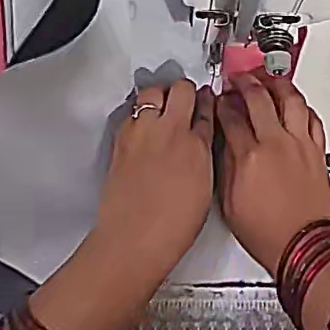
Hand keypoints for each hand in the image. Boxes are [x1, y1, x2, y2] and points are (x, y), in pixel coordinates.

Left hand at [36, 81, 216, 329]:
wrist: (134, 239)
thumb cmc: (170, 227)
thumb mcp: (204, 191)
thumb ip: (203, 159)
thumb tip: (199, 146)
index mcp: (199, 147)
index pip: (207, 109)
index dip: (207, 103)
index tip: (207, 101)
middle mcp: (172, 133)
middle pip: (181, 90)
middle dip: (184, 90)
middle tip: (184, 98)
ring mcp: (145, 133)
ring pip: (153, 93)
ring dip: (159, 95)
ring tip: (161, 105)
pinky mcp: (122, 139)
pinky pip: (133, 112)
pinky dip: (139, 112)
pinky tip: (143, 125)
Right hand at [216, 71, 329, 275]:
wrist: (303, 246)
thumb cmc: (269, 232)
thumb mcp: (230, 202)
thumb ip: (226, 166)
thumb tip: (223, 144)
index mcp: (249, 156)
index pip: (231, 116)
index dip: (222, 103)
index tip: (220, 100)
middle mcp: (276, 144)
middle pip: (259, 98)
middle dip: (245, 83)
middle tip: (239, 79)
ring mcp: (299, 145)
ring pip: (291, 100)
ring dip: (277, 85)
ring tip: (268, 79)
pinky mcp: (317, 152)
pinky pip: (312, 119)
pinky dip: (303, 107)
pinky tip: (296, 104)